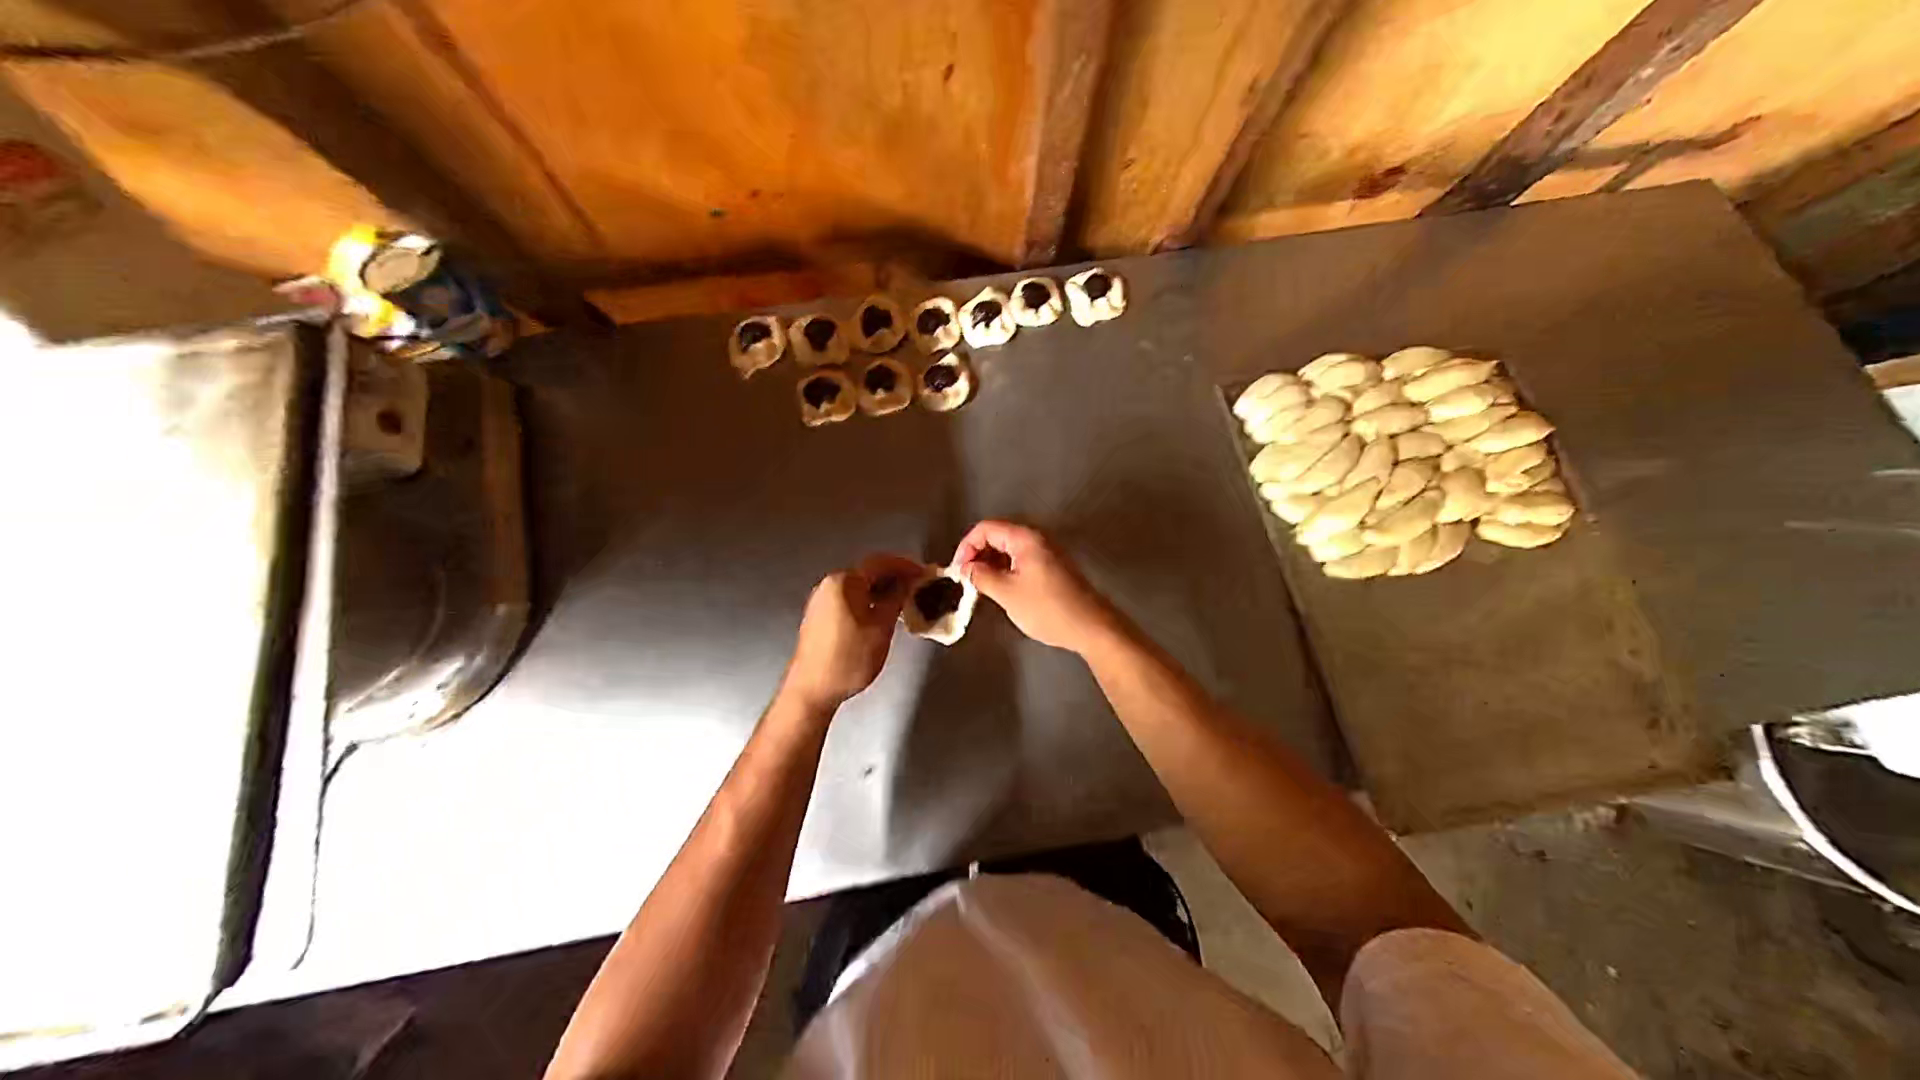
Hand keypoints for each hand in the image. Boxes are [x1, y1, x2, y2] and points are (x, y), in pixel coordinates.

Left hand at [781, 554, 920, 709]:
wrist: (812, 690)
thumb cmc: (849, 658)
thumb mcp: (882, 628)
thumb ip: (896, 598)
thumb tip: (906, 582)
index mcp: (844, 582)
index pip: (880, 563)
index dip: (905, 566)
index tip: (923, 573)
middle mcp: (828, 585)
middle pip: (867, 573)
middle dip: (894, 579)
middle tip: (917, 588)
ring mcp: (821, 601)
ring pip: (858, 588)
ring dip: (881, 592)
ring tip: (903, 603)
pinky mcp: (818, 617)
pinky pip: (848, 600)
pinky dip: (867, 603)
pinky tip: (881, 616)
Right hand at [954, 521, 1123, 653]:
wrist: (1090, 626)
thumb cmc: (1047, 608)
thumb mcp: (1007, 593)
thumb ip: (981, 576)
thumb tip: (965, 568)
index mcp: (1025, 538)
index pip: (985, 529)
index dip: (966, 546)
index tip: (958, 570)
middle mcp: (1036, 538)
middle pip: (997, 536)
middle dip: (977, 554)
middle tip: (965, 578)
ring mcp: (1046, 552)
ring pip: (1008, 550)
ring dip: (990, 564)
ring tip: (978, 586)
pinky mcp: (1052, 567)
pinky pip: (1020, 560)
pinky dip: (1005, 570)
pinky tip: (999, 589)